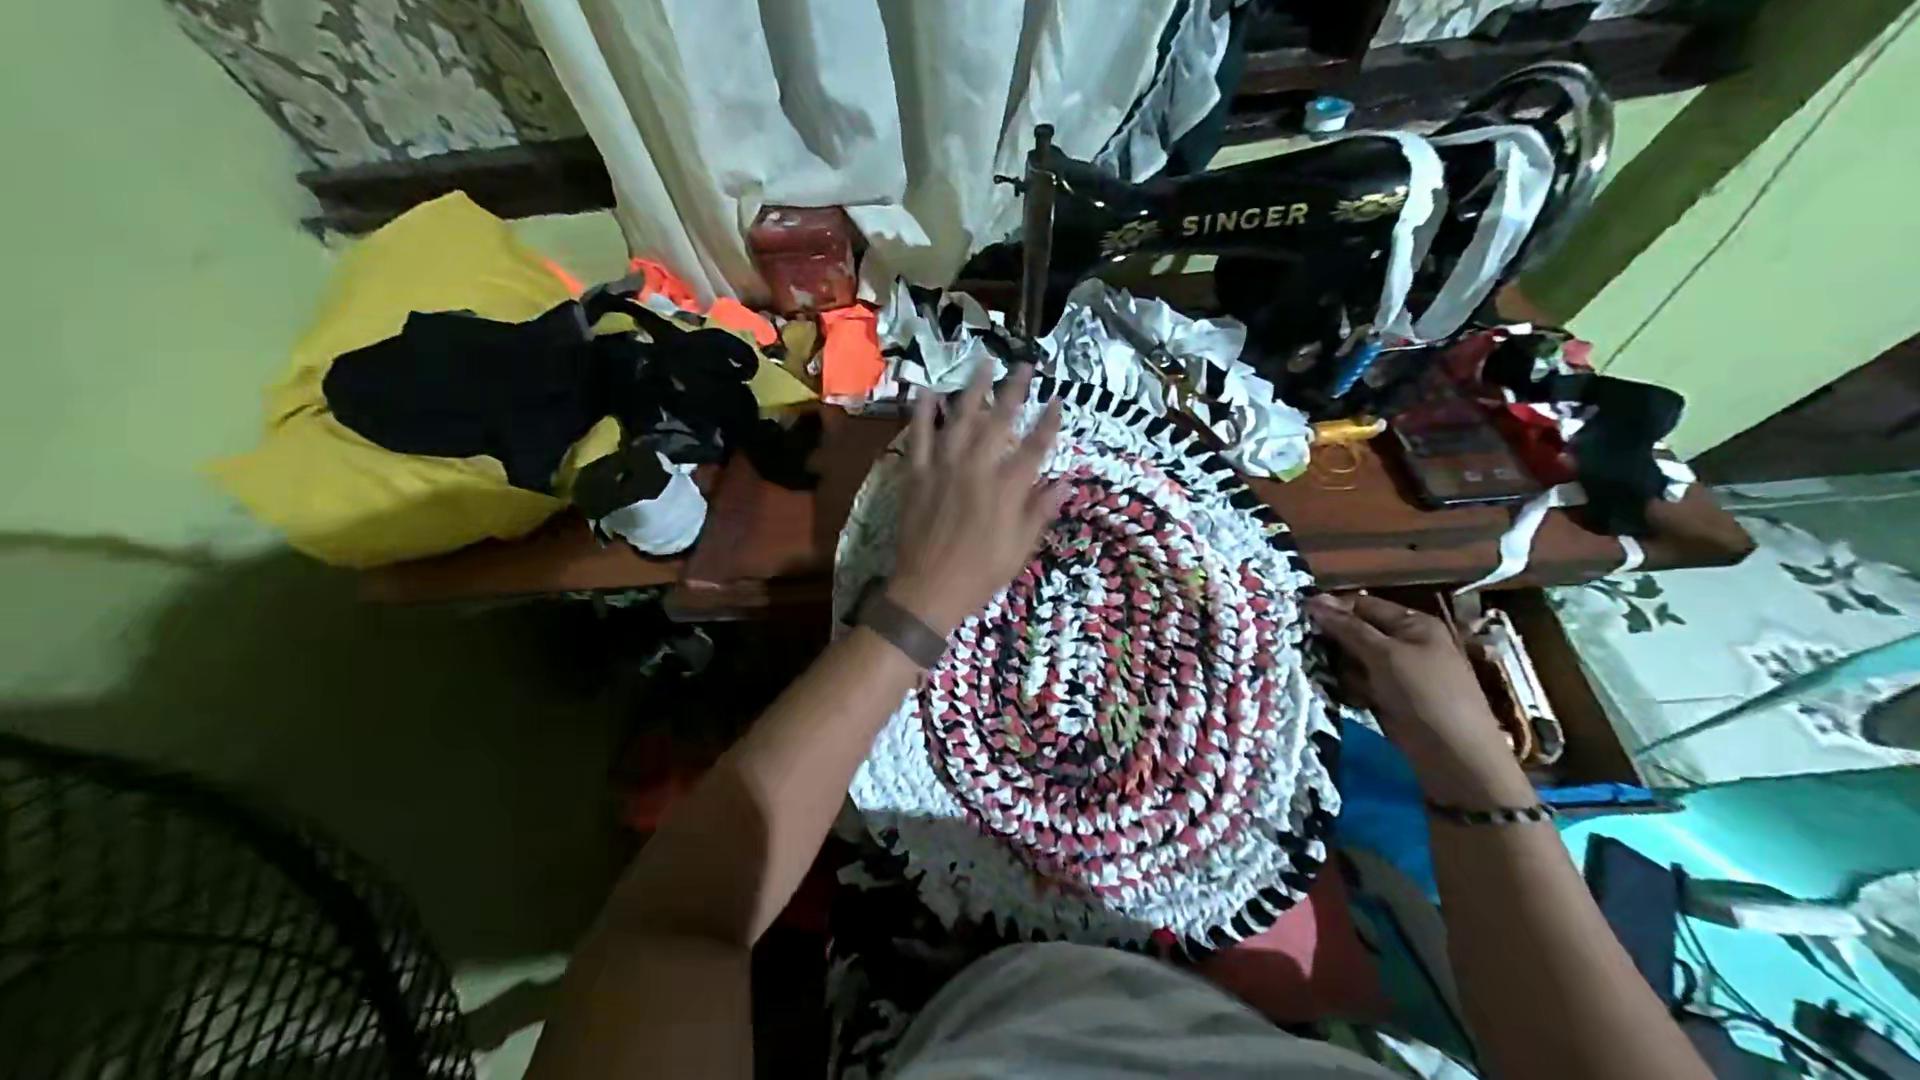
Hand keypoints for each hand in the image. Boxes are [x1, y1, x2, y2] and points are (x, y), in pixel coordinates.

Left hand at [888, 363, 1066, 635]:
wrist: (928, 590)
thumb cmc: (980, 574)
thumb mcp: (1020, 549)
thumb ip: (1040, 512)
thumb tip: (1066, 482)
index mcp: (1006, 489)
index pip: (1034, 447)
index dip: (1048, 422)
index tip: (1057, 400)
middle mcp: (977, 470)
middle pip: (999, 422)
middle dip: (1014, 391)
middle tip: (1023, 367)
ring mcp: (944, 469)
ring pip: (960, 420)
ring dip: (973, 391)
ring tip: (983, 365)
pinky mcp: (917, 475)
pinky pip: (919, 437)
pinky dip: (923, 414)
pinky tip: (929, 393)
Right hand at [1306, 593, 1533, 807]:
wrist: (1454, 756)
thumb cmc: (1424, 695)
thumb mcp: (1384, 654)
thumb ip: (1347, 627)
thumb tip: (1312, 600)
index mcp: (1412, 624)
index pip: (1362, 605)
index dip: (1332, 609)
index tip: (1300, 617)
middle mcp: (1405, 643)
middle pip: (1355, 632)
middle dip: (1335, 643)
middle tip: (1315, 652)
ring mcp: (1397, 672)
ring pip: (1352, 660)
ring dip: (1342, 670)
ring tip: (1346, 684)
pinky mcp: (1389, 697)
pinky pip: (1358, 683)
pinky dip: (1351, 689)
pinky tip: (1355, 700)